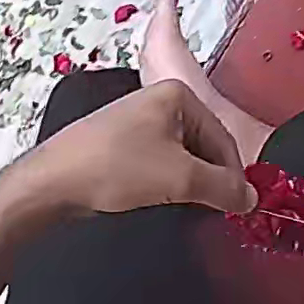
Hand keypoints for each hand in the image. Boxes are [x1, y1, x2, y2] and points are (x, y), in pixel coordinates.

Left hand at [17, 79, 256, 215]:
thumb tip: (252, 199)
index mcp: (177, 94)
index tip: (239, 206)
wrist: (51, 183)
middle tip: (214, 210)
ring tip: (188, 207)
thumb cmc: (117, 168)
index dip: (234, 175)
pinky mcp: (122, 142)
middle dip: (211, 179)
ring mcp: (138, 120)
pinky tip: (162, 200)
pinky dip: (168, 182)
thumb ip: (224, 188)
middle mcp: (159, 100)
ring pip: (183, 156)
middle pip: (205, 146)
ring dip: (191, 183)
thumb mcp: (181, 179)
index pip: (223, 138)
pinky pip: (160, 161)